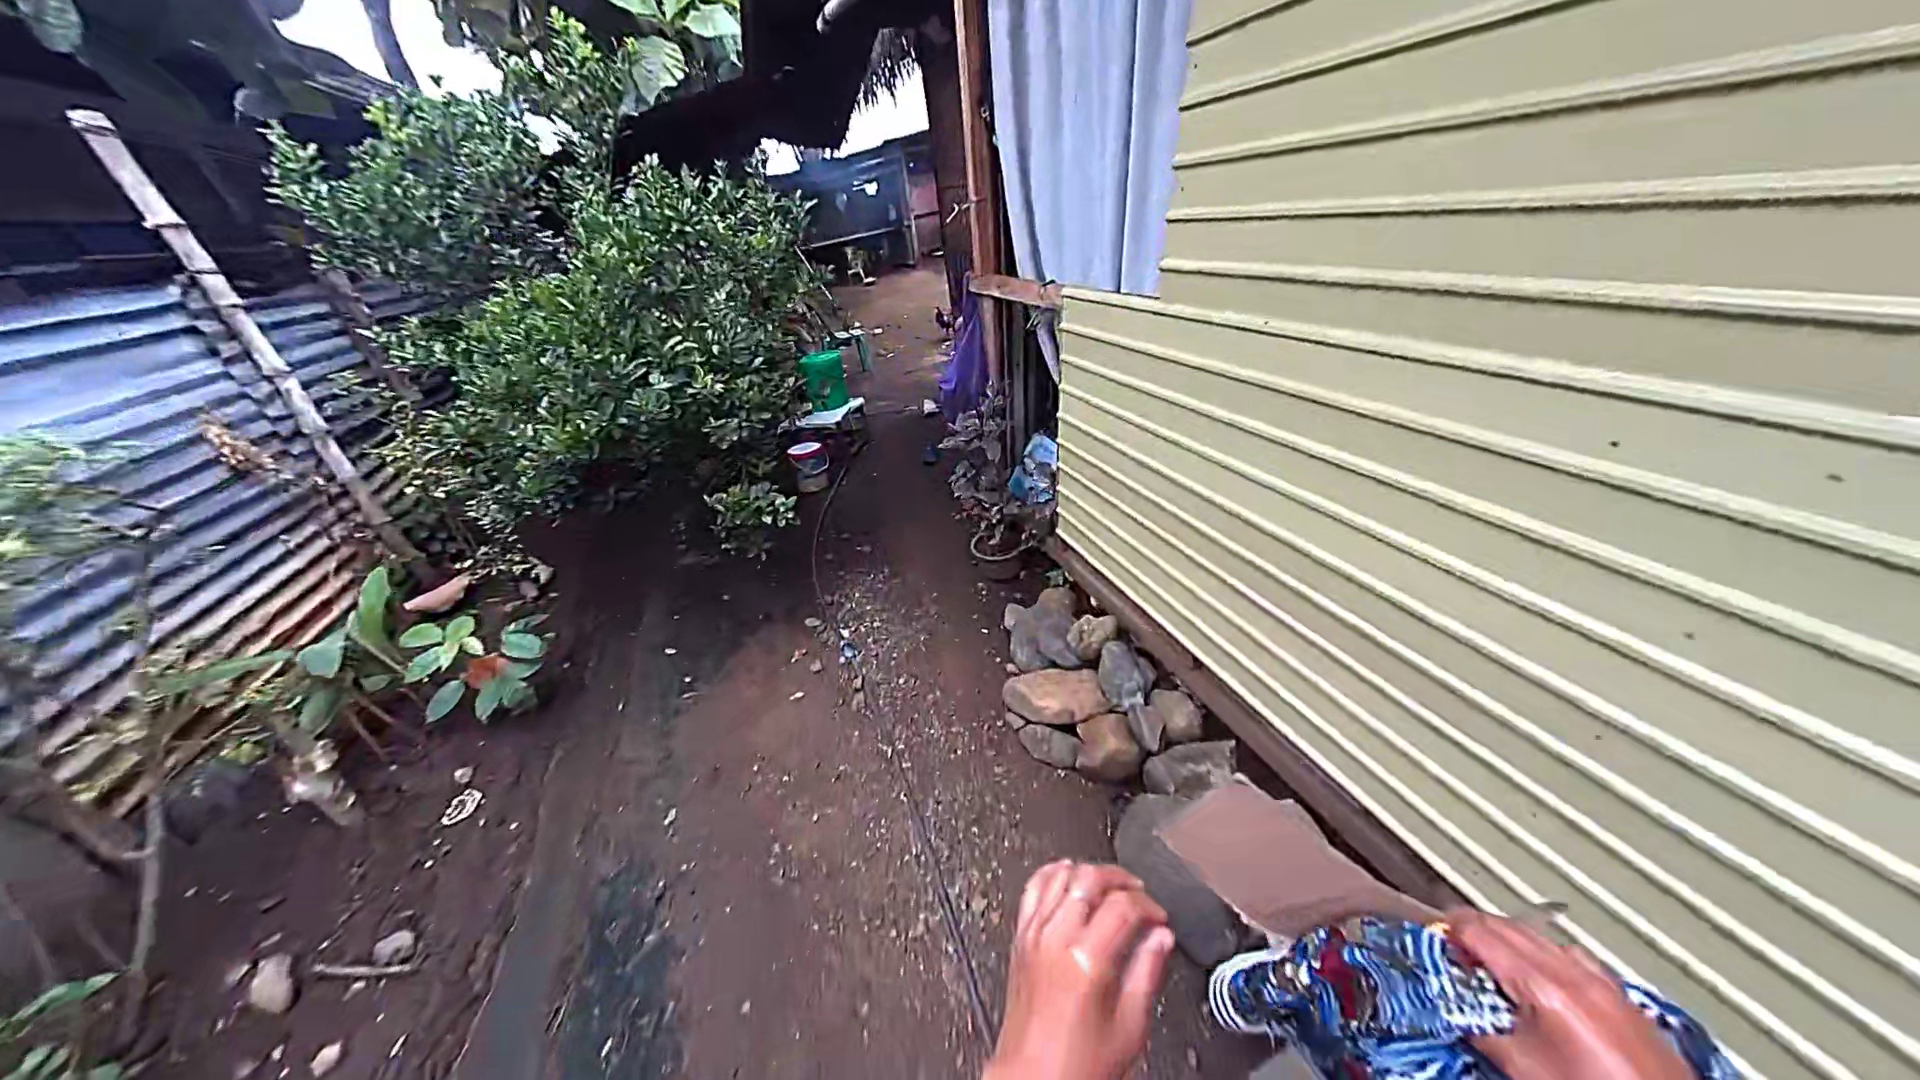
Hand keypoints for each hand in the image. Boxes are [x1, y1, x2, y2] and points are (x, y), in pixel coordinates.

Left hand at [985, 862, 1174, 1079]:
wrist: (1031, 1079)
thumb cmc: (1078, 1065)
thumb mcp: (1129, 1027)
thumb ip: (1147, 973)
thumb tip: (1162, 938)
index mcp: (1087, 960)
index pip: (1123, 906)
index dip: (1148, 905)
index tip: (1159, 917)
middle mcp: (1057, 938)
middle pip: (1090, 878)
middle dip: (1120, 878)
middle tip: (1139, 892)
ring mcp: (1034, 933)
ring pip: (1060, 876)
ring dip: (1088, 871)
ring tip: (1110, 883)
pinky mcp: (1021, 936)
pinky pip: (1034, 888)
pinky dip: (1052, 873)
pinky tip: (1067, 873)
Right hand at [1447, 910, 1692, 1079]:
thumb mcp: (1519, 1066)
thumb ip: (1478, 1024)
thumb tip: (1451, 1002)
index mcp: (1542, 984)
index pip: (1478, 930)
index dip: (1448, 930)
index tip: (1434, 940)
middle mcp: (1572, 972)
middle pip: (1505, 924)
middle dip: (1472, 931)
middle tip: (1454, 953)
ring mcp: (1602, 981)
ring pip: (1536, 935)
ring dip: (1506, 939)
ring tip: (1492, 965)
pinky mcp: (1622, 996)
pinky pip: (1569, 954)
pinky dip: (1542, 954)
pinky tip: (1538, 978)